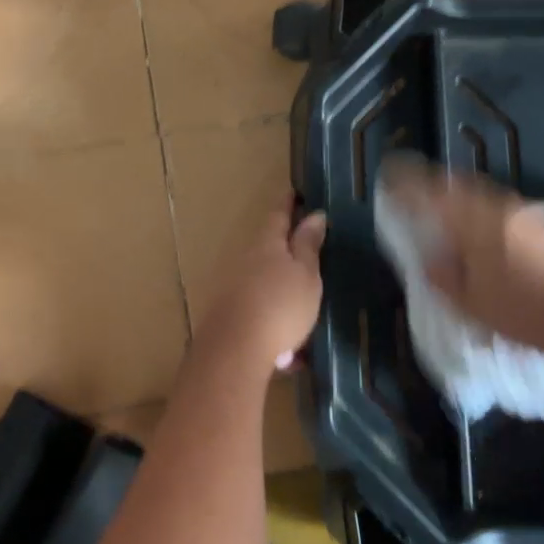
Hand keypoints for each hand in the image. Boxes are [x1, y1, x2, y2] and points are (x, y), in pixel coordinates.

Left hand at [197, 199, 326, 373]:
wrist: (235, 351)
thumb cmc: (280, 305)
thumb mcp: (306, 274)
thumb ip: (309, 245)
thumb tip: (314, 214)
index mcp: (265, 243)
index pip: (278, 214)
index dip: (288, 203)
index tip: (295, 191)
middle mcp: (244, 259)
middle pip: (266, 246)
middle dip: (285, 247)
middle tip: (306, 246)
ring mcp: (232, 287)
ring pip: (261, 280)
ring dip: (281, 288)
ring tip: (304, 303)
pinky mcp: (228, 315)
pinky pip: (258, 310)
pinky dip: (274, 318)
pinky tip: (290, 350)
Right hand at [380, 157, 543, 341]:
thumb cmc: (520, 313)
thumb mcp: (468, 302)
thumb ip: (441, 274)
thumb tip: (428, 259)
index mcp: (473, 223)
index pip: (431, 194)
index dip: (407, 184)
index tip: (390, 177)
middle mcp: (497, 208)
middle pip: (458, 185)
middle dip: (433, 184)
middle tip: (415, 188)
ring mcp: (524, 214)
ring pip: (481, 195)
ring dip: (459, 197)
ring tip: (445, 210)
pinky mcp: (543, 227)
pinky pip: (500, 208)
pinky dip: (481, 211)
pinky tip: (481, 231)